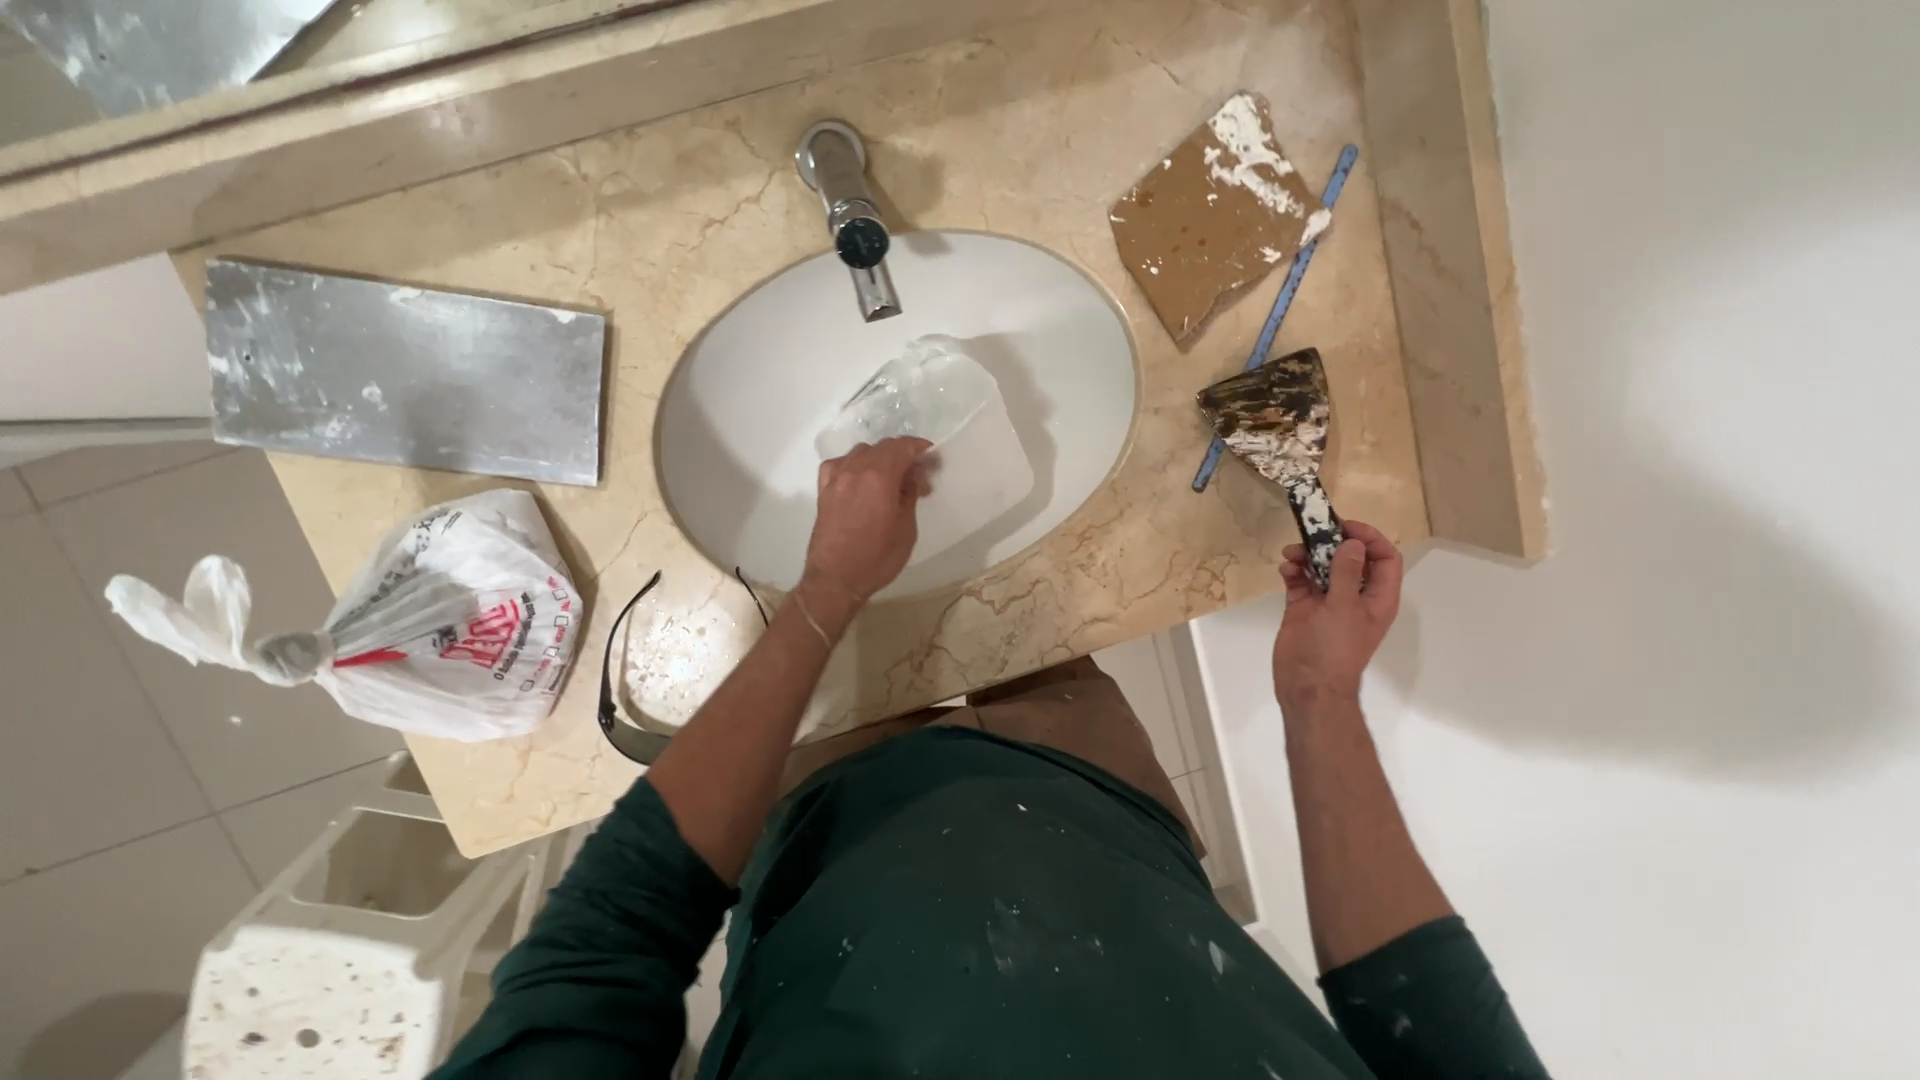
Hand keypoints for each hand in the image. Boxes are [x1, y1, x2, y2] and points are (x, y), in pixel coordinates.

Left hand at [803, 437, 932, 605]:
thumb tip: (913, 474)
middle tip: (917, 476)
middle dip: (902, 455)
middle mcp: (854, 469)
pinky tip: (861, 480)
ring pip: (861, 453)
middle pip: (882, 447)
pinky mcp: (823, 491)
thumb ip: (909, 494)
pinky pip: (841, 464)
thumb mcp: (906, 528)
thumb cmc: (877, 558)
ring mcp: (835, 478)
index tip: (931, 457)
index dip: (919, 447)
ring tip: (891, 479)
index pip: (902, 447)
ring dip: (879, 459)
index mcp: (879, 477)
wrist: (835, 579)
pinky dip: (855, 465)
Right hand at [1273, 519, 1402, 707]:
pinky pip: (1300, 580)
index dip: (1370, 539)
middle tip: (1313, 531)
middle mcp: (1355, 596)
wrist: (1307, 685)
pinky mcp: (1303, 607)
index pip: (1384, 559)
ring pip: (1322, 567)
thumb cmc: (1334, 648)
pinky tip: (1285, 569)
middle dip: (1333, 542)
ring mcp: (1328, 602)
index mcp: (1377, 598)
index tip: (1345, 527)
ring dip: (1308, 555)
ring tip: (1291, 553)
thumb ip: (1347, 573)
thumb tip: (1353, 543)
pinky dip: (1293, 571)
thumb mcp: (1345, 608)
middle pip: (1351, 558)